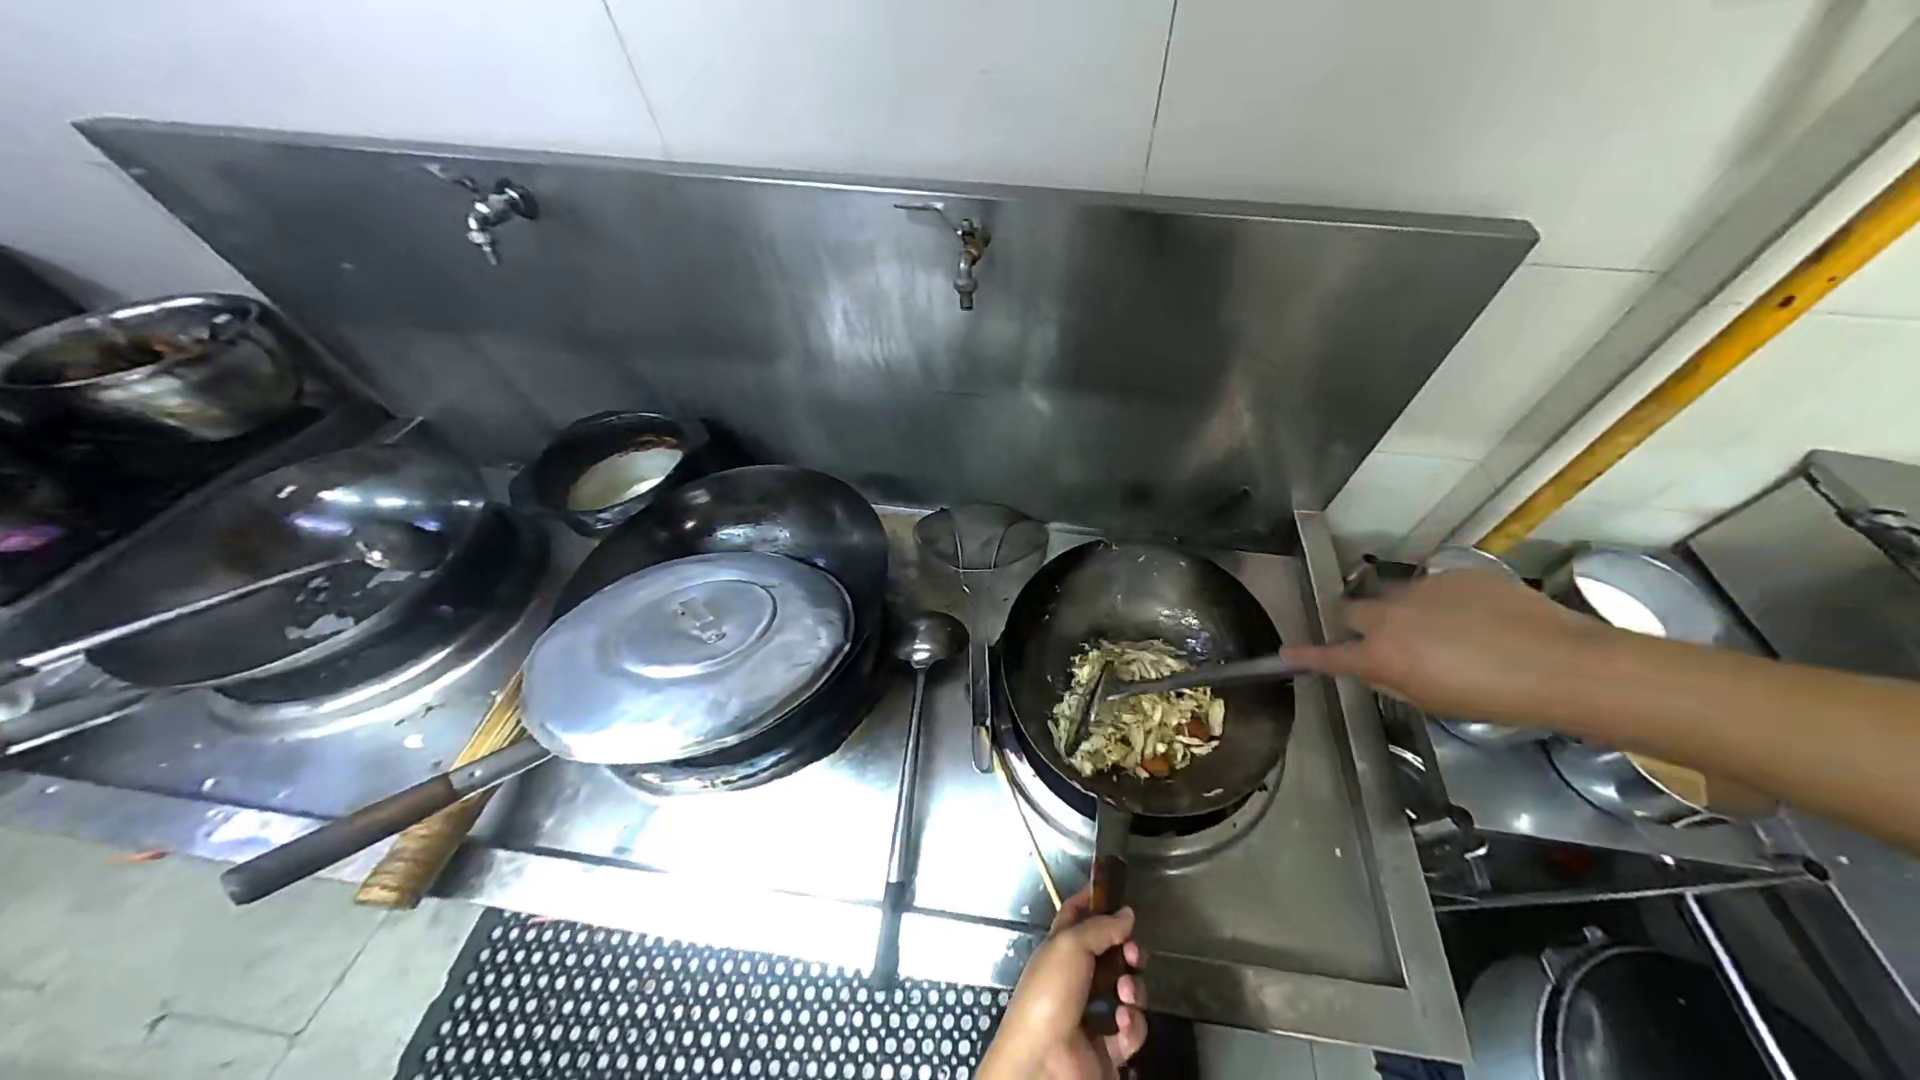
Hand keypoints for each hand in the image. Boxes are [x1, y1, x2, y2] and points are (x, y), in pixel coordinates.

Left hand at [978, 886, 1147, 1079]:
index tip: (1116, 892)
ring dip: (1133, 990)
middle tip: (1133, 955)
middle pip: (1112, 954)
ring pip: (1128, 990)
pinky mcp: (1110, 1046)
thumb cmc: (1050, 991)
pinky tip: (1122, 1023)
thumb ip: (1101, 927)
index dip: (1094, 901)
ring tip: (1124, 996)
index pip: (1078, 915)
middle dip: (1128, 951)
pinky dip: (1132, 1025)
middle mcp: (1078, 977)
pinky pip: (1132, 1028)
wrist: (1043, 1059)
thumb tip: (1127, 913)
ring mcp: (1095, 1012)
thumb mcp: (1070, 945)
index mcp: (1061, 948)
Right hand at [1280, 568, 1612, 723]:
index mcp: (1382, 655)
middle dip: (1358, 622)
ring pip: (1394, 595)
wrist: (1563, 665)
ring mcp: (1422, 589)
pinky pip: (1435, 585)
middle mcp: (1390, 616)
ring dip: (1403, 610)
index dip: (1306, 656)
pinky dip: (1444, 600)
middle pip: (1352, 610)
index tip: (1287, 654)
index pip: (1330, 656)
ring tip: (1444, 629)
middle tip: (1384, 638)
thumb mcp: (1432, 700)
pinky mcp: (1455, 573)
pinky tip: (1477, 617)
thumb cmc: (1495, 697)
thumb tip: (1376, 665)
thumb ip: (1392, 679)